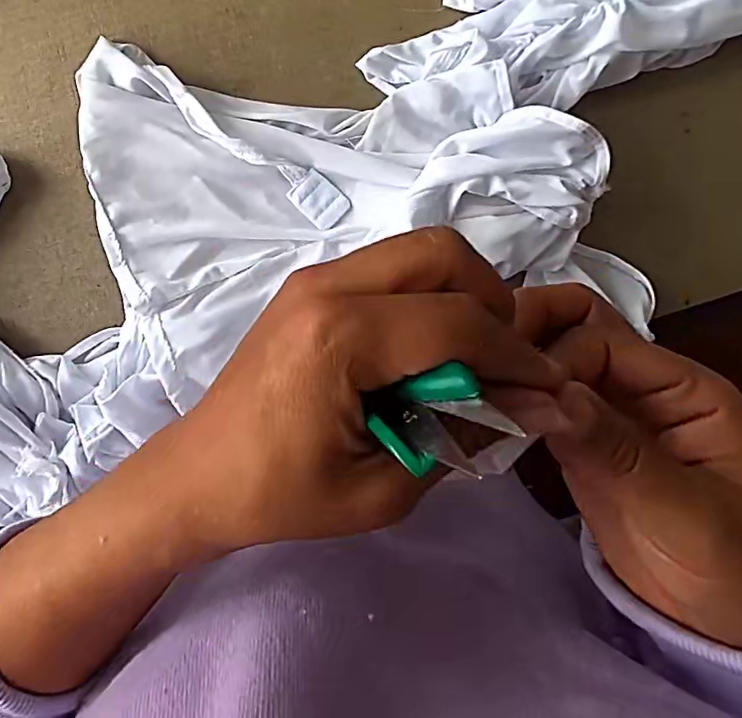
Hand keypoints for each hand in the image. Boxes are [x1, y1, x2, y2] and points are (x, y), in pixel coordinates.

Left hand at [0, 227, 566, 692]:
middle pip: (443, 252)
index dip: (513, 353)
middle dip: (491, 298)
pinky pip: (395, 263)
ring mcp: (319, 274)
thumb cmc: (280, 494)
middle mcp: (330, 285)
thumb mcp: (384, 489)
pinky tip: (427, 341)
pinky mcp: (316, 280)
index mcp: (341, 337)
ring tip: (470, 348)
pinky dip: (431, 291)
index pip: (456, 322)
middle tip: (501, 355)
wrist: (196, 473)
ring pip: (422, 248)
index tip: (545, 382)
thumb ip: (464, 435)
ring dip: (463, 289)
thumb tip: (532, 402)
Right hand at [506, 284, 741, 654]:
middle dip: (530, 330)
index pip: (605, 338)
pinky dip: (515, 407)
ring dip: (516, 367)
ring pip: (555, 363)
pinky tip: (484, 415)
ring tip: (473, 385)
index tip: (520, 393)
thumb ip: (619, 452)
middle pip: (579, 326)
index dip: (558, 358)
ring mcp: (612, 418)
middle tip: (482, 360)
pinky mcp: (586, 451)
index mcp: (683, 387)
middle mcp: (643, 389)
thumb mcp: (690, 516)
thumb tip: (550, 395)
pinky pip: (545, 410)